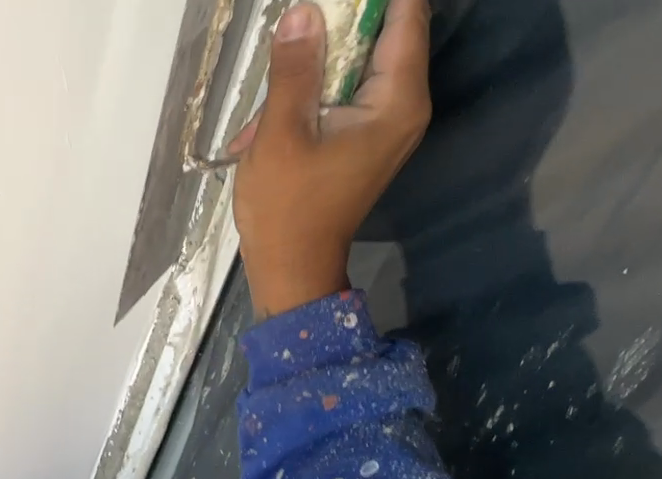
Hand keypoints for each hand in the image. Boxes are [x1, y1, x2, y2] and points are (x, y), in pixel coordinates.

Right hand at [228, 0, 431, 317]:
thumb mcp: (279, 136)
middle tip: (282, 57)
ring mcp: (383, 129)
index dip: (370, 1)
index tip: (329, 2)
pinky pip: (339, 106)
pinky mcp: (362, 146)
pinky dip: (303, 110)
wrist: (289, 270)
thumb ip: (293, 72)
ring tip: (257, 122)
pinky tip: (262, 135)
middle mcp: (403, 108)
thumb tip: (302, 12)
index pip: (404, 16)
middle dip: (323, 47)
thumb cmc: (286, 207)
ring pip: (348, 77)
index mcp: (396, 100)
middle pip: (374, 44)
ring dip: (301, 85)